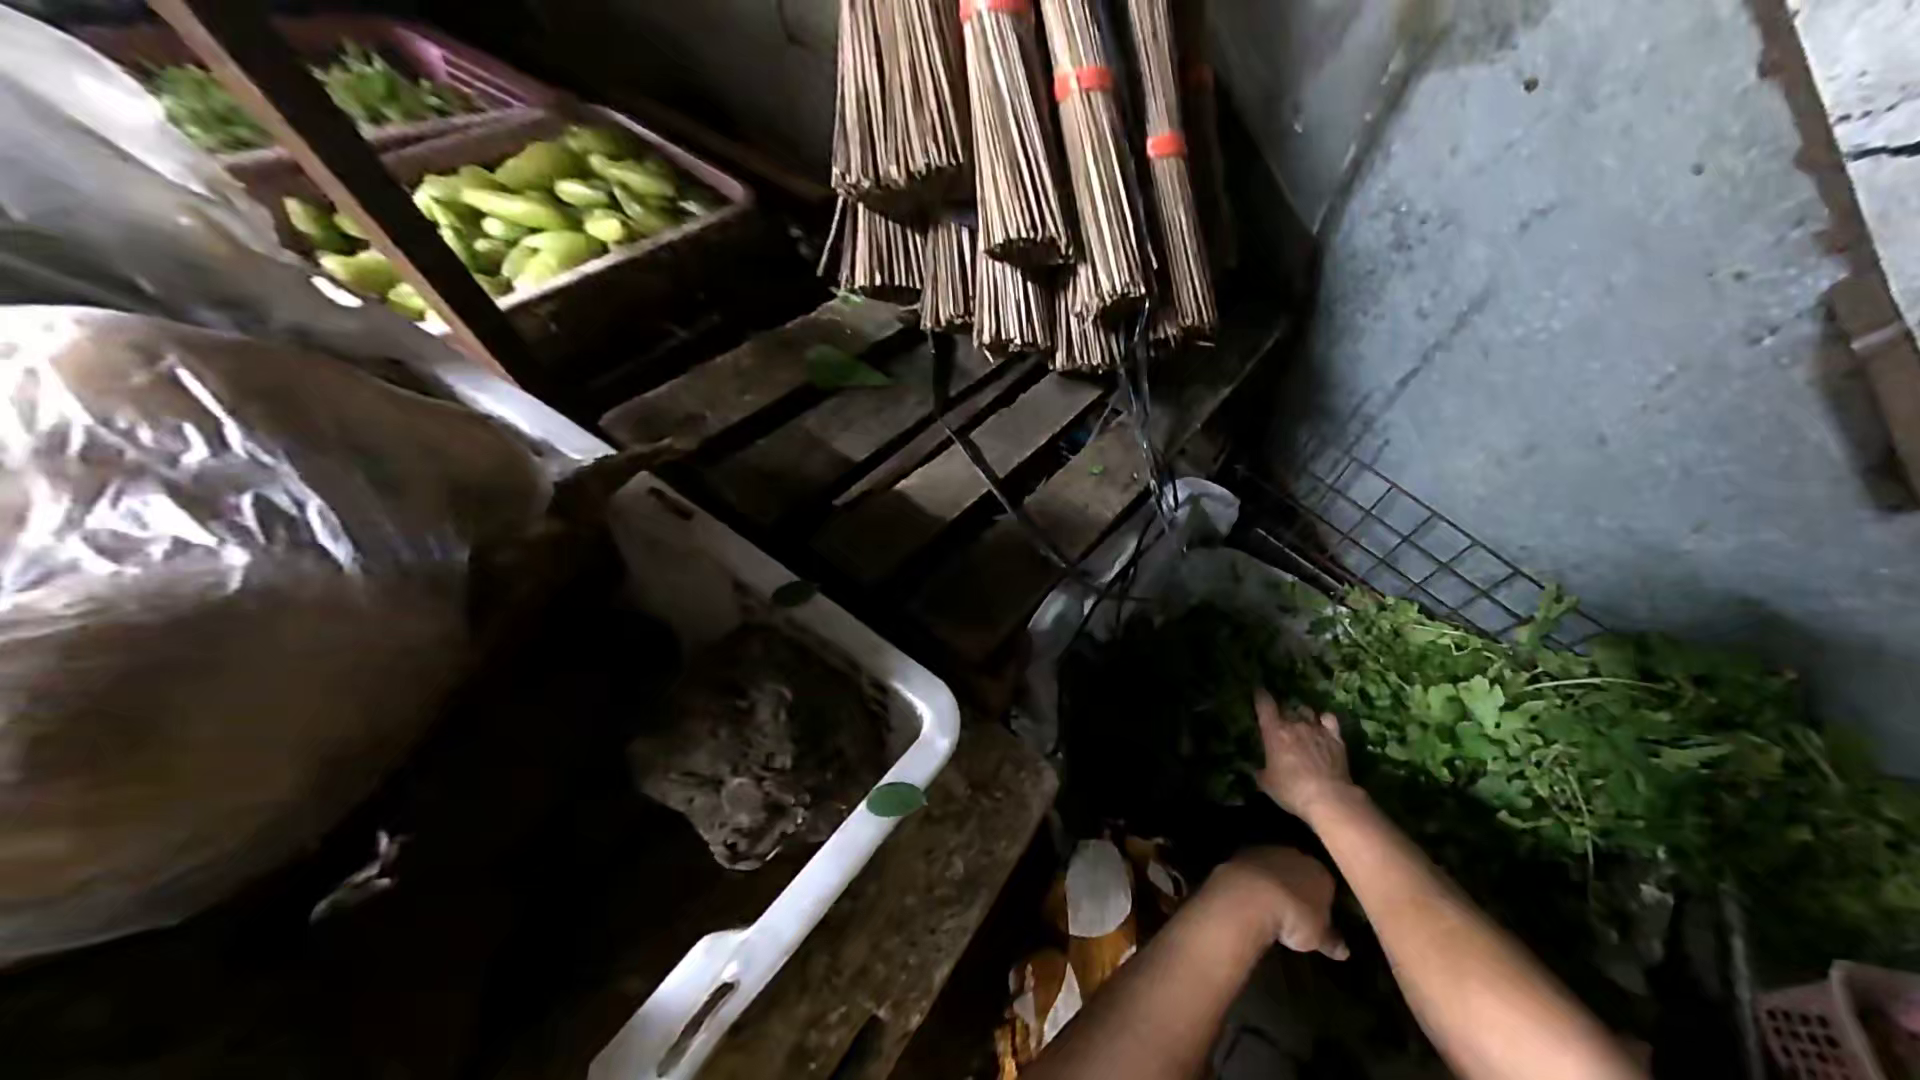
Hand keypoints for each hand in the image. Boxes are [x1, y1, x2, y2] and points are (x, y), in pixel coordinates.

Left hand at [1204, 847, 1347, 959]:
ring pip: (1276, 865)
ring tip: (1271, 903)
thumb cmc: (1294, 917)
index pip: (1328, 884)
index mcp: (1321, 873)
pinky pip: (1253, 867)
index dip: (1324, 900)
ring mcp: (1267, 850)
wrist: (1250, 895)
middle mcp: (1296, 855)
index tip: (1319, 915)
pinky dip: (1254, 878)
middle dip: (1298, 886)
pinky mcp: (1243, 852)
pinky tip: (1250, 894)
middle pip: (1301, 870)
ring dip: (1274, 880)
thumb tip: (1344, 951)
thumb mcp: (1318, 937)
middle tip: (1295, 908)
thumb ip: (1331, 941)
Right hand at [1254, 687, 1356, 821]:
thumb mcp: (1266, 782)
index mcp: (1274, 731)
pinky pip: (1329, 719)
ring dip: (1301, 715)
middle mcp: (1295, 724)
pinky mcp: (1336, 738)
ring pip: (1307, 711)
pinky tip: (1322, 725)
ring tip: (1301, 721)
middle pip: (1286, 707)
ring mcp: (1317, 729)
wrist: (1329, 798)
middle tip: (1279, 719)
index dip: (1260, 695)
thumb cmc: (1291, 789)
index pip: (1264, 704)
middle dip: (1282, 711)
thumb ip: (1261, 771)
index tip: (1258, 691)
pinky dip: (1323, 720)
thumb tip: (1258, 769)